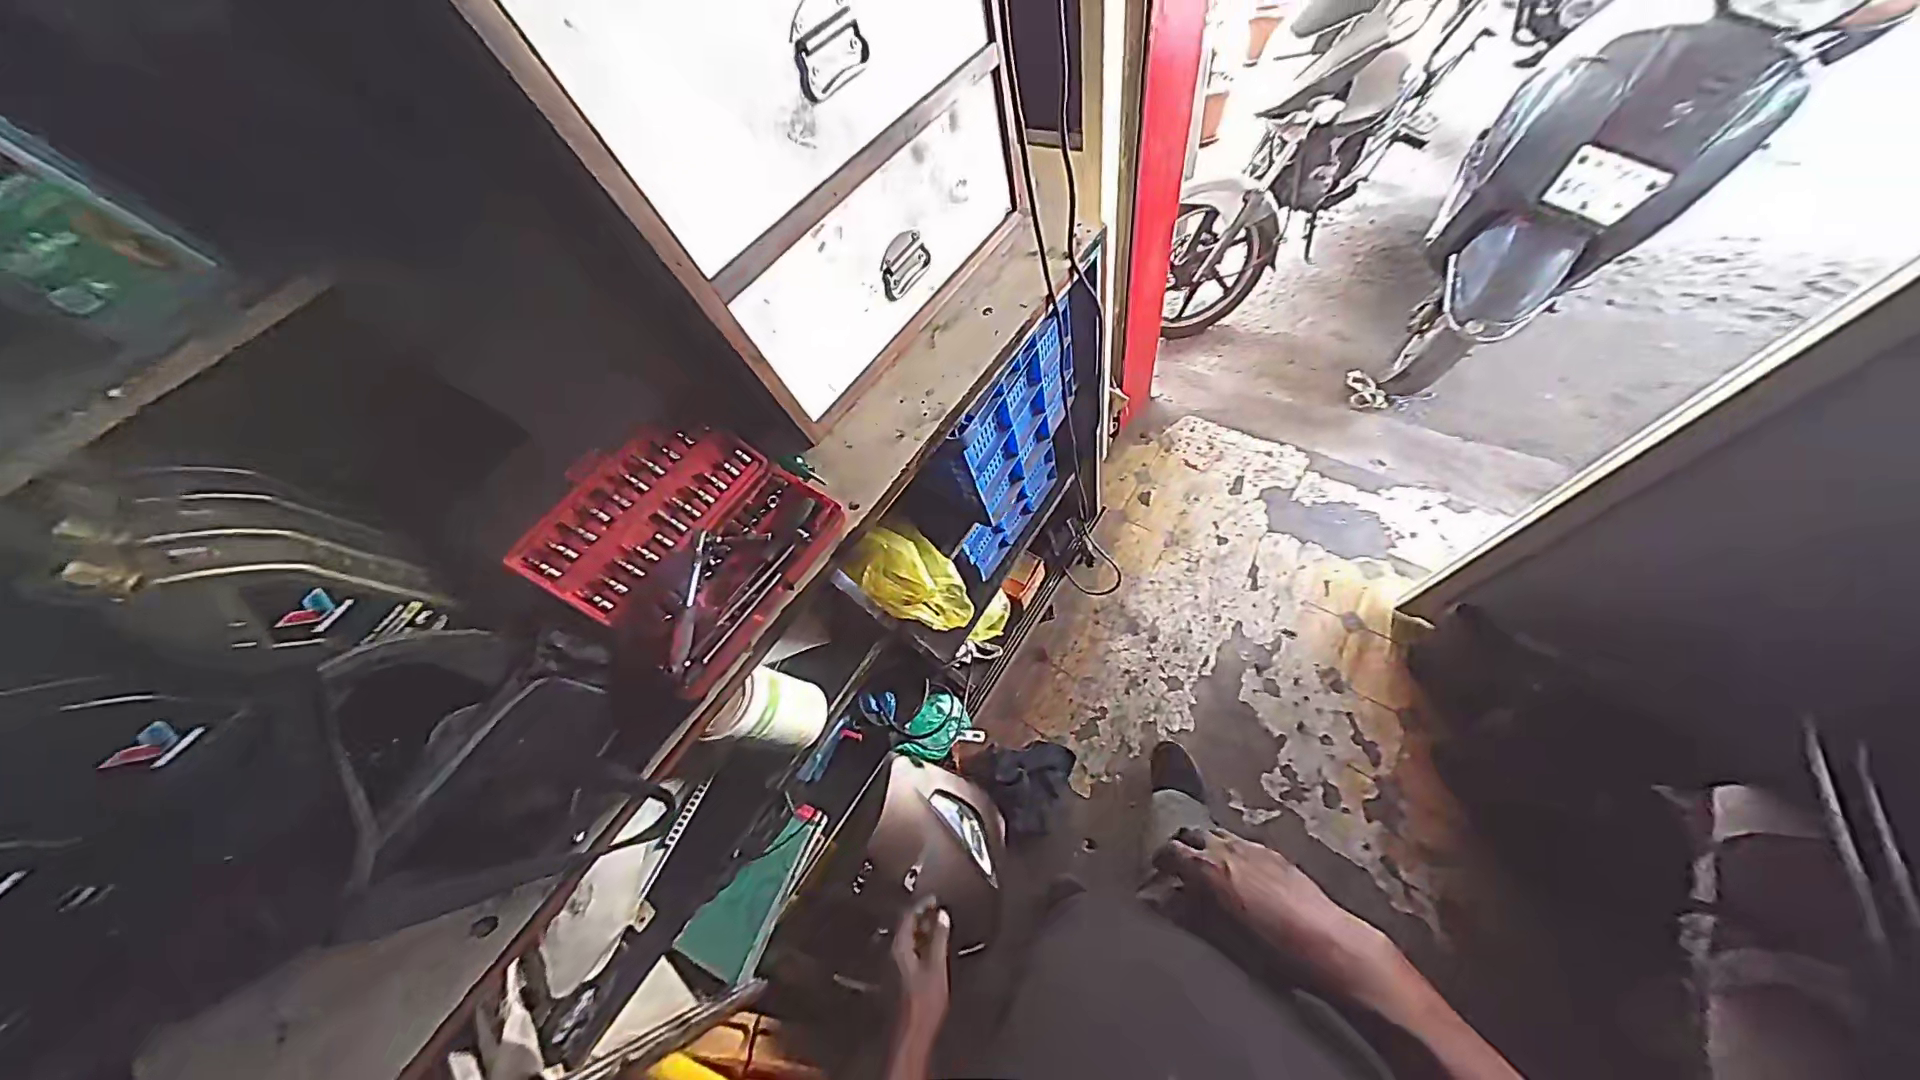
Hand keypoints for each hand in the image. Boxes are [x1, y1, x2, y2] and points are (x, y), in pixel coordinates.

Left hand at [885, 898, 950, 1079]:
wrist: (915, 1029)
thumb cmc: (924, 998)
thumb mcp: (937, 964)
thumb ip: (939, 938)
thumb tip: (942, 915)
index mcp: (900, 946)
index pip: (908, 915)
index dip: (922, 904)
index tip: (935, 897)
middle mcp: (895, 951)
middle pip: (907, 924)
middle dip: (923, 914)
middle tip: (939, 907)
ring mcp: (898, 962)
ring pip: (910, 936)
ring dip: (924, 927)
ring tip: (940, 921)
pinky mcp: (904, 971)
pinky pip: (913, 946)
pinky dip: (923, 939)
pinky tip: (935, 942)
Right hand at [1155, 827, 1403, 1013]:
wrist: (1330, 945)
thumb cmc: (1273, 950)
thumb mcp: (1220, 935)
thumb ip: (1186, 911)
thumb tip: (1161, 899)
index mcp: (1207, 866)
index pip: (1169, 850)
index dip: (1160, 861)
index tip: (1159, 872)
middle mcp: (1227, 847)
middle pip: (1191, 834)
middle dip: (1183, 847)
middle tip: (1181, 868)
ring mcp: (1253, 848)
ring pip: (1218, 836)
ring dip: (1208, 847)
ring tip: (1212, 871)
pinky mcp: (1277, 855)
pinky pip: (1244, 845)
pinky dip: (1234, 854)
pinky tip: (1244, 877)